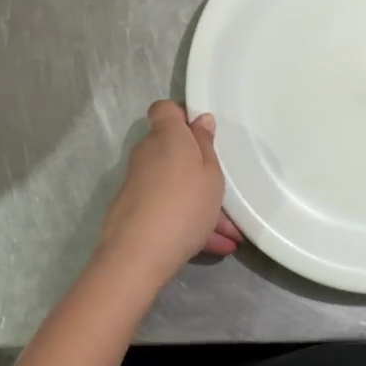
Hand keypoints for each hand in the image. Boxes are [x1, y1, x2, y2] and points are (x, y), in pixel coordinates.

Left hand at [96, 101, 242, 285]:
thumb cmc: (184, 204)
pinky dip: (189, 222)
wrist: (137, 256)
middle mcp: (148, 155)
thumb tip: (200, 120)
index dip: (183, 116)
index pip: (165, 110)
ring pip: (176, 185)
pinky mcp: (135, 212)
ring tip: (231, 231)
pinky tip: (217, 246)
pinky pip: (168, 208)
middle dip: (199, 166)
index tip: (203, 132)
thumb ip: (206, 145)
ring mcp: (139, 185)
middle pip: (173, 150)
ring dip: (200, 202)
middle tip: (224, 187)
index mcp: (166, 137)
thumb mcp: (210, 174)